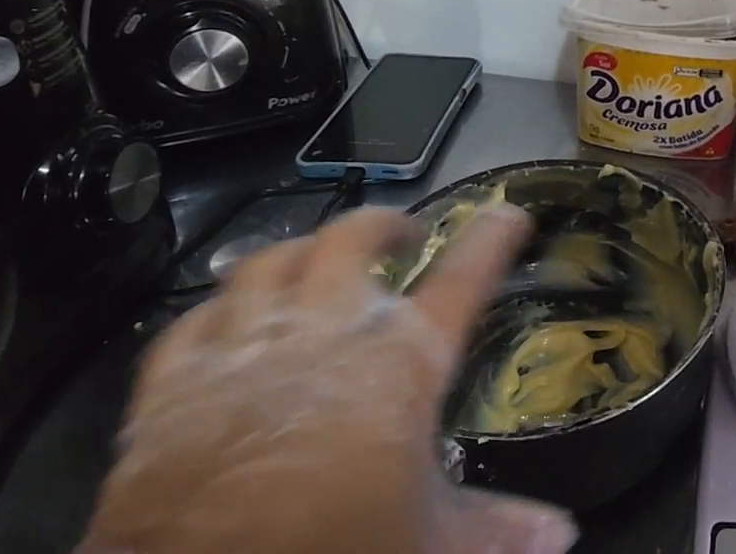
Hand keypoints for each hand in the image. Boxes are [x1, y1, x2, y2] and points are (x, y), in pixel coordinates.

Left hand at [79, 205, 575, 553]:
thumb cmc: (338, 547)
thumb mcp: (433, 543)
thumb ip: (500, 528)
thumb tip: (562, 536)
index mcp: (403, 360)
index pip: (464, 278)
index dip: (491, 237)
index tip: (508, 214)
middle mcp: (329, 332)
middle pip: (352, 240)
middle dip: (382, 225)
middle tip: (401, 238)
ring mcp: (248, 348)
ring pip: (269, 261)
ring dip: (300, 251)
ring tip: (316, 261)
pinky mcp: (173, 384)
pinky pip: (194, 320)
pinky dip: (217, 309)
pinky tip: (226, 321)